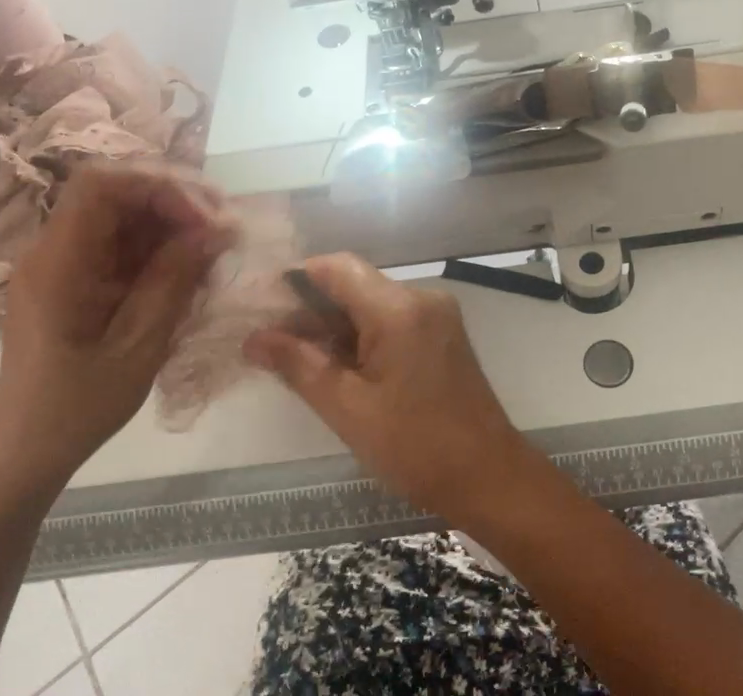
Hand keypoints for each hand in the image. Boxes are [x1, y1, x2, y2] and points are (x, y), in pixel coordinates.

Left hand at [0, 165, 230, 479]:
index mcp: (57, 263)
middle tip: (222, 230)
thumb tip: (217, 230)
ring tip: (213, 254)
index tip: (203, 218)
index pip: (101, 186)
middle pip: (116, 195)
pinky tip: (190, 273)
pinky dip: (159, 250)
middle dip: (174, 203)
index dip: (158, 186)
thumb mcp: (138, 345)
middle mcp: (53, 251)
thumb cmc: (78, 404)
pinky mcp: (76, 279)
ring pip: (123, 217)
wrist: (28, 446)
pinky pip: (121, 244)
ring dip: (172, 226)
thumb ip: (174, 281)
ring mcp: (63, 264)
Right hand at [243, 254, 536, 522]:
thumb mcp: (347, 408)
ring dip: (333, 326)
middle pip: (353, 285)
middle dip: (308, 309)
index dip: (293, 279)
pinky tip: (334, 367)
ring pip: (371, 304)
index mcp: (399, 309)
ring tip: (291, 360)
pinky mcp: (442, 335)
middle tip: (265, 343)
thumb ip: (299, 365)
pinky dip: (360, 337)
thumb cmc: (415, 446)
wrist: (487, 475)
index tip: (256, 306)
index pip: (336, 267)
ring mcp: (437, 315)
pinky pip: (392, 321)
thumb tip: (254, 337)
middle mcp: (422, 298)